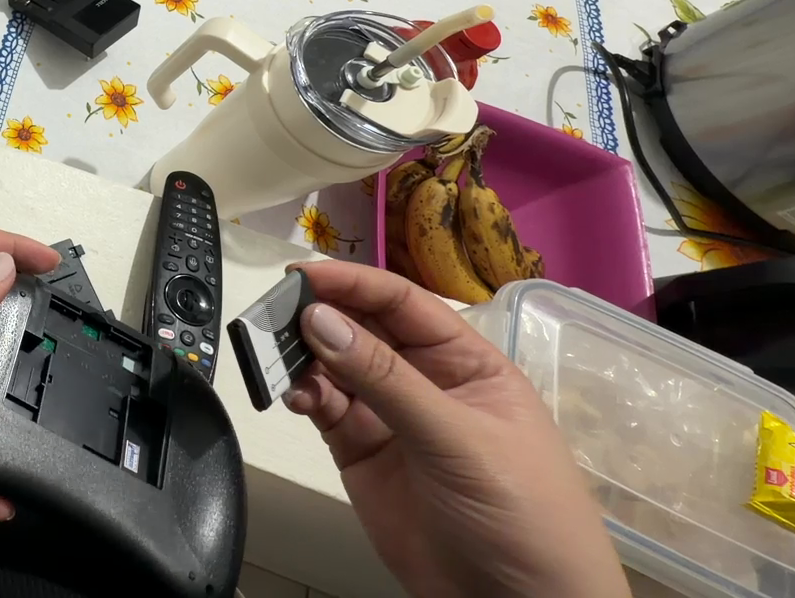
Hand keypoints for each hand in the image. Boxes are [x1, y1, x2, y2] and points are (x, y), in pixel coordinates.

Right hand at [282, 260, 626, 597]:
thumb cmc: (520, 519)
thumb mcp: (458, 441)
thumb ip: (384, 378)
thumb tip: (316, 316)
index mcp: (464, 363)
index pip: (401, 302)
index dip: (352, 282)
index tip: (299, 274)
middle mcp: (421, 378)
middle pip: (358, 326)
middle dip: (317, 316)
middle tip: (274, 315)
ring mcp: (386, 412)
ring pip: (331, 361)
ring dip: (301, 355)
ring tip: (277, 361)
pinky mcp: (356, 445)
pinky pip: (319, 402)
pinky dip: (300, 393)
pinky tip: (295, 400)